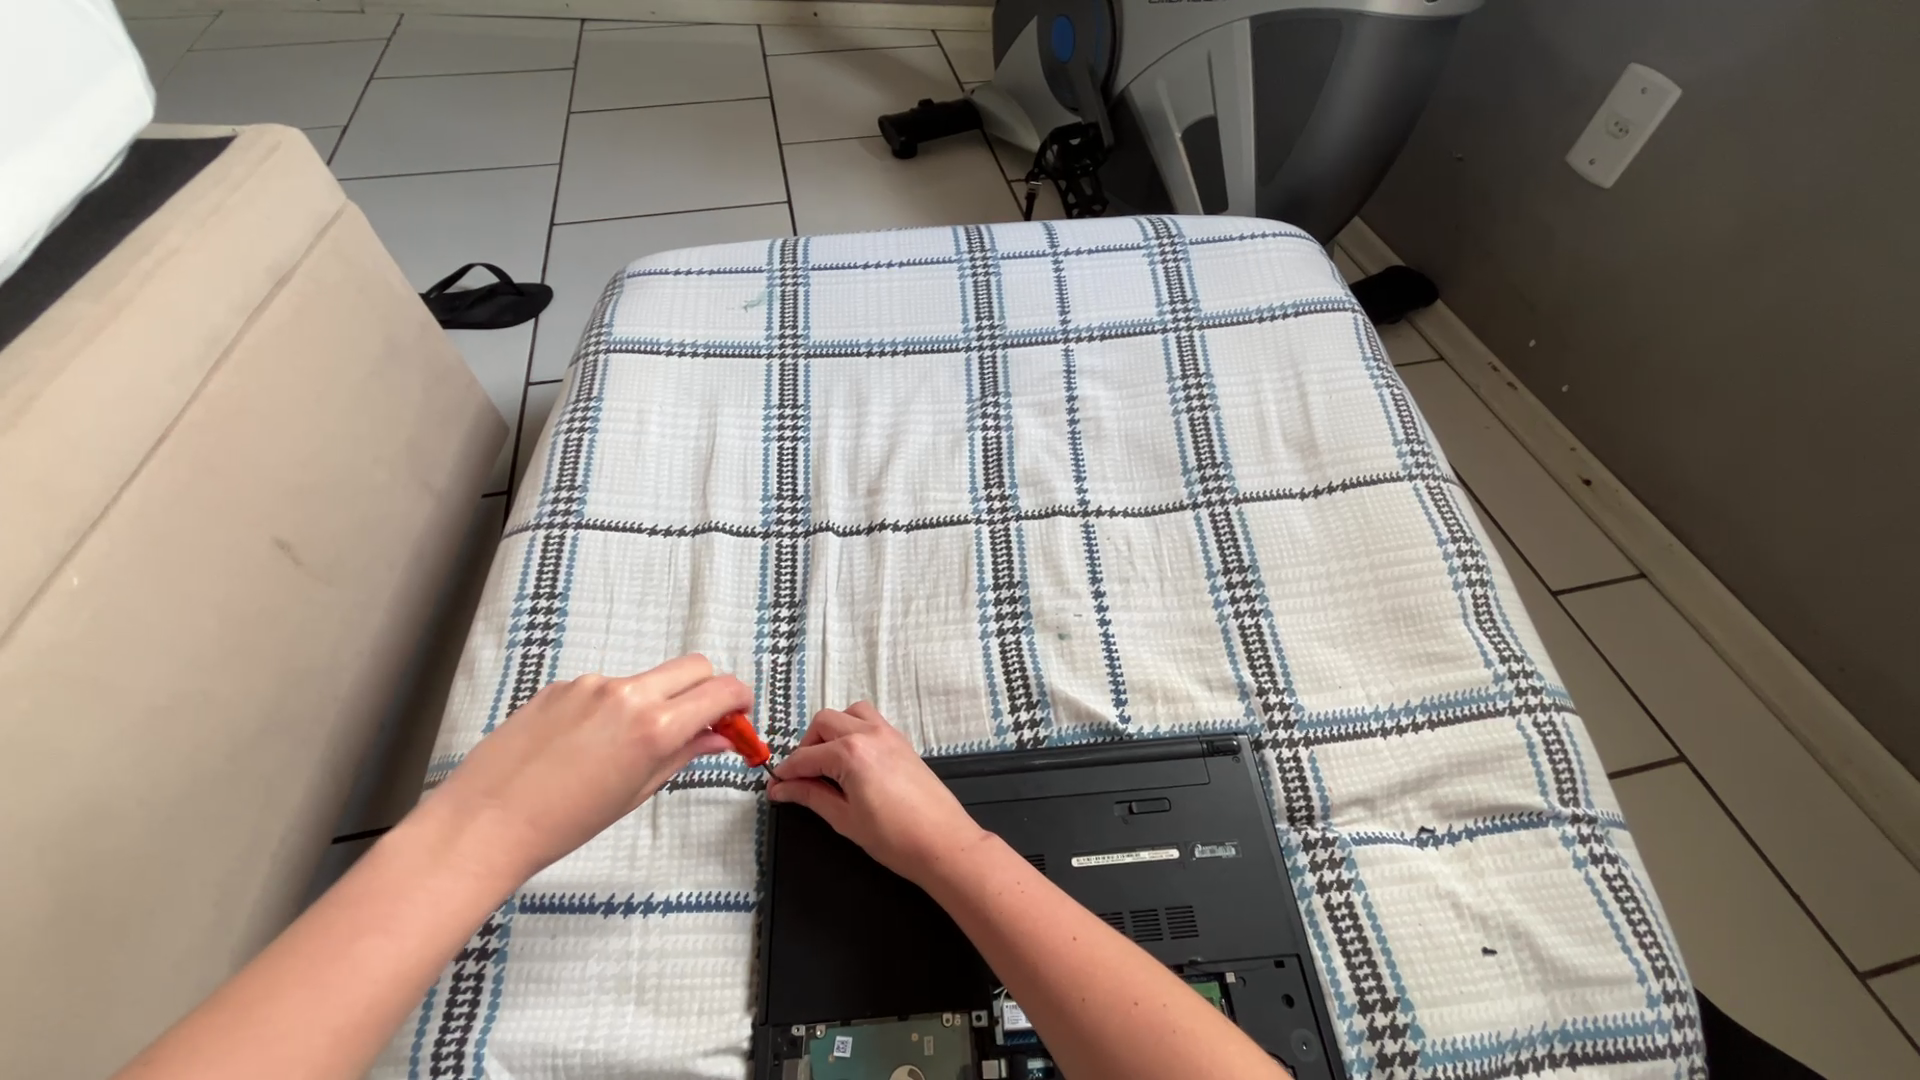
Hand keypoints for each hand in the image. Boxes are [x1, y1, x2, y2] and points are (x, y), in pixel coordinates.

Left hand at [426, 655, 748, 882]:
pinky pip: (606, 687)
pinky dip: (613, 707)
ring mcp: (592, 685)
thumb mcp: (637, 792)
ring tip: (625, 747)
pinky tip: (587, 744)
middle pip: (695, 666)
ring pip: (648, 679)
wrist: (484, 825)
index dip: (739, 701)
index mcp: (654, 727)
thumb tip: (716, 738)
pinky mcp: (561, 686)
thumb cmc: (558, 823)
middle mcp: (627, 695)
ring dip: (656, 701)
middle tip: (700, 721)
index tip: (737, 716)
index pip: (722, 691)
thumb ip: (683, 754)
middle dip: (708, 688)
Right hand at [766, 702, 989, 885]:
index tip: (774, 787)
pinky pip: (871, 720)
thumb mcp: (844, 819)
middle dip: (807, 746)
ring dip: (833, 730)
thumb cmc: (893, 838)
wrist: (942, 842)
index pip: (806, 757)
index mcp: (850, 753)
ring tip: (828, 762)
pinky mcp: (902, 741)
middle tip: (802, 776)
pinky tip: (852, 760)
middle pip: (824, 722)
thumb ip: (811, 796)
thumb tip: (782, 788)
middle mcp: (868, 733)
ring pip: (849, 713)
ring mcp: (888, 733)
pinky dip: (855, 729)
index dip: (786, 773)